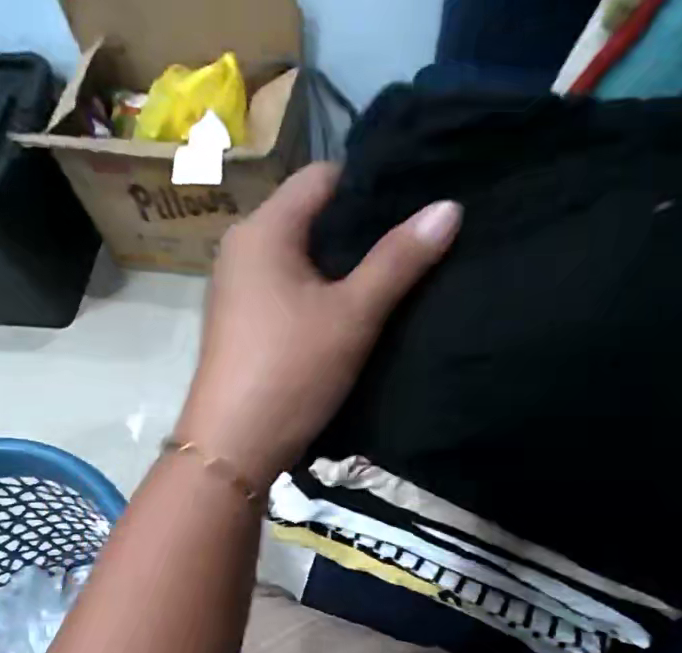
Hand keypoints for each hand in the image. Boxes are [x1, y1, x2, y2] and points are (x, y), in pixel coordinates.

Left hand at [175, 163, 460, 482]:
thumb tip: (449, 206)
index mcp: (262, 229)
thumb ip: (399, 259)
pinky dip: (316, 294)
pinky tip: (347, 314)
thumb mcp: (353, 315)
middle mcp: (240, 249)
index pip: (323, 177)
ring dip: (339, 267)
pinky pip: (284, 290)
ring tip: (389, 278)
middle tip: (412, 244)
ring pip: (298, 257)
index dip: (372, 186)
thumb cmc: (290, 372)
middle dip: (359, 229)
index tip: (416, 204)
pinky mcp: (238, 323)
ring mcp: (234, 289)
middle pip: (310, 216)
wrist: (231, 448)